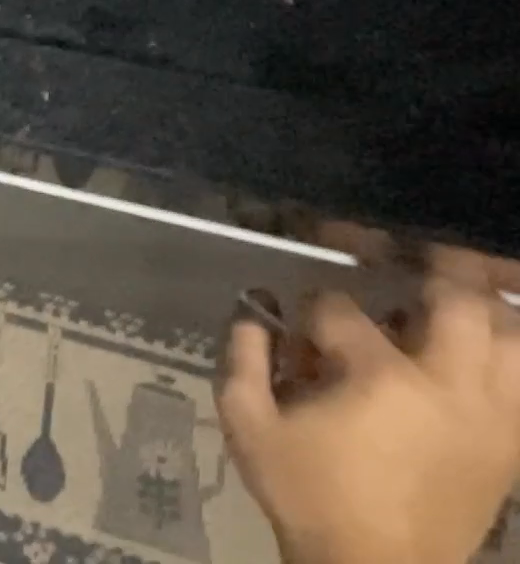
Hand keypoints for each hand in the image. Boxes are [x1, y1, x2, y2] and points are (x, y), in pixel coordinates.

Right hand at [219, 268, 519, 563]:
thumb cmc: (302, 487)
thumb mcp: (245, 419)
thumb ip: (243, 358)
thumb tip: (252, 314)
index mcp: (380, 378)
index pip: (340, 310)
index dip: (308, 306)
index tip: (289, 318)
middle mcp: (450, 386)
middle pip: (460, 303)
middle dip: (429, 269)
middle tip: (403, 249)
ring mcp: (494, 415)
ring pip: (512, 339)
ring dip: (483, 309)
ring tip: (451, 292)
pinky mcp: (510, 442)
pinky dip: (501, 353)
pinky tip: (471, 348)